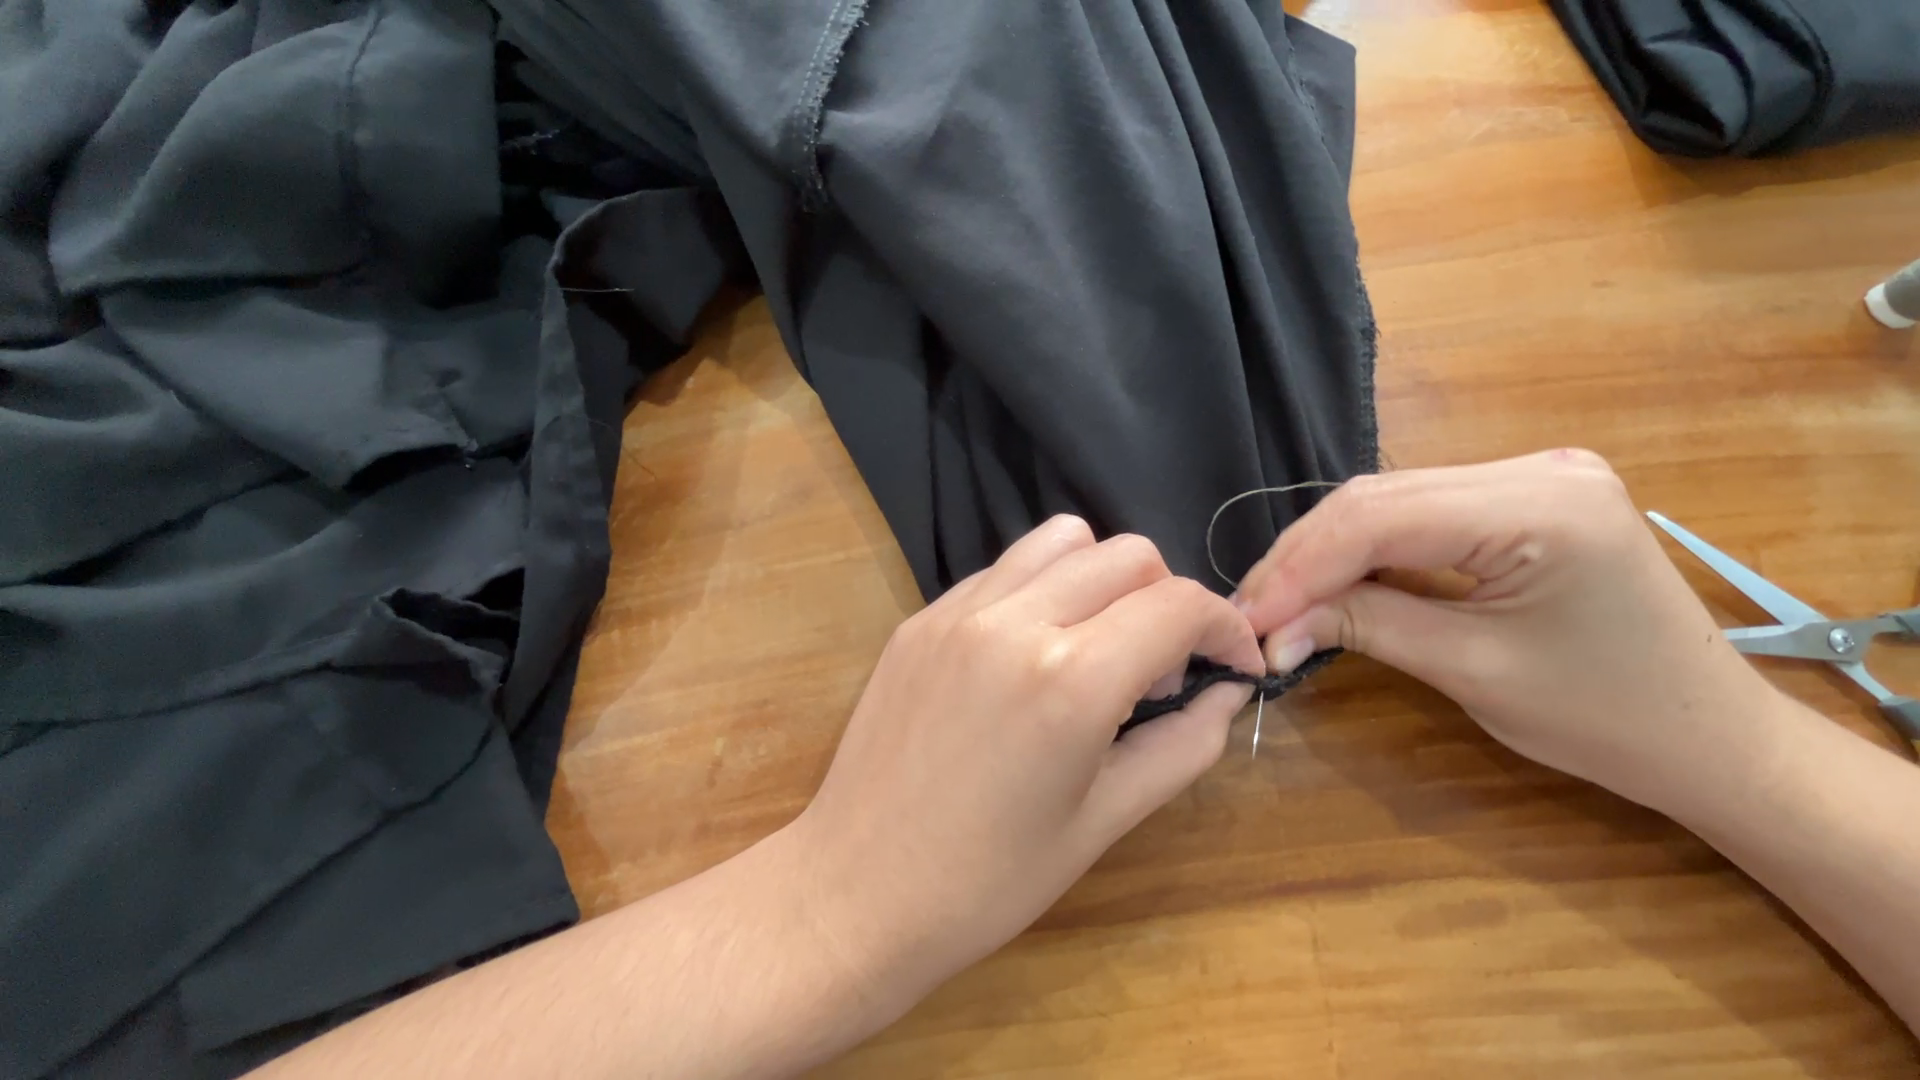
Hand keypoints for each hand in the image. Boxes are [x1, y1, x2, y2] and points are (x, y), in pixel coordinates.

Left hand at [787, 516, 1260, 1007]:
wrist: (858, 889)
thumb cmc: (989, 881)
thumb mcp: (1104, 821)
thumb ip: (1183, 746)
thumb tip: (1227, 693)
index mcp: (1071, 678)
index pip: (1178, 604)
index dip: (1225, 627)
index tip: (1232, 664)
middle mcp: (1014, 621)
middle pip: (1127, 554)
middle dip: (1166, 600)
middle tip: (1159, 671)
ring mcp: (958, 611)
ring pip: (1062, 540)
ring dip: (1102, 578)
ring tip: (1096, 645)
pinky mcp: (920, 619)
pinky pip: (1003, 571)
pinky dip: (1041, 590)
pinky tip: (1031, 654)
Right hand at [1233, 450, 1787, 813]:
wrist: (1708, 738)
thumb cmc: (1606, 718)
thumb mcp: (1471, 669)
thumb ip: (1363, 626)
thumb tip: (1269, 628)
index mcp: (1543, 505)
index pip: (1380, 519)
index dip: (1299, 568)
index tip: (1245, 619)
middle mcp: (1536, 467)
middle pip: (1376, 499)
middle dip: (1302, 559)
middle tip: (1249, 613)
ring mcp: (1532, 474)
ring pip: (1387, 502)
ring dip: (1324, 553)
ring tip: (1275, 602)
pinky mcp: (1521, 496)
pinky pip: (1415, 513)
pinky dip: (1362, 551)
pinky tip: (1327, 582)